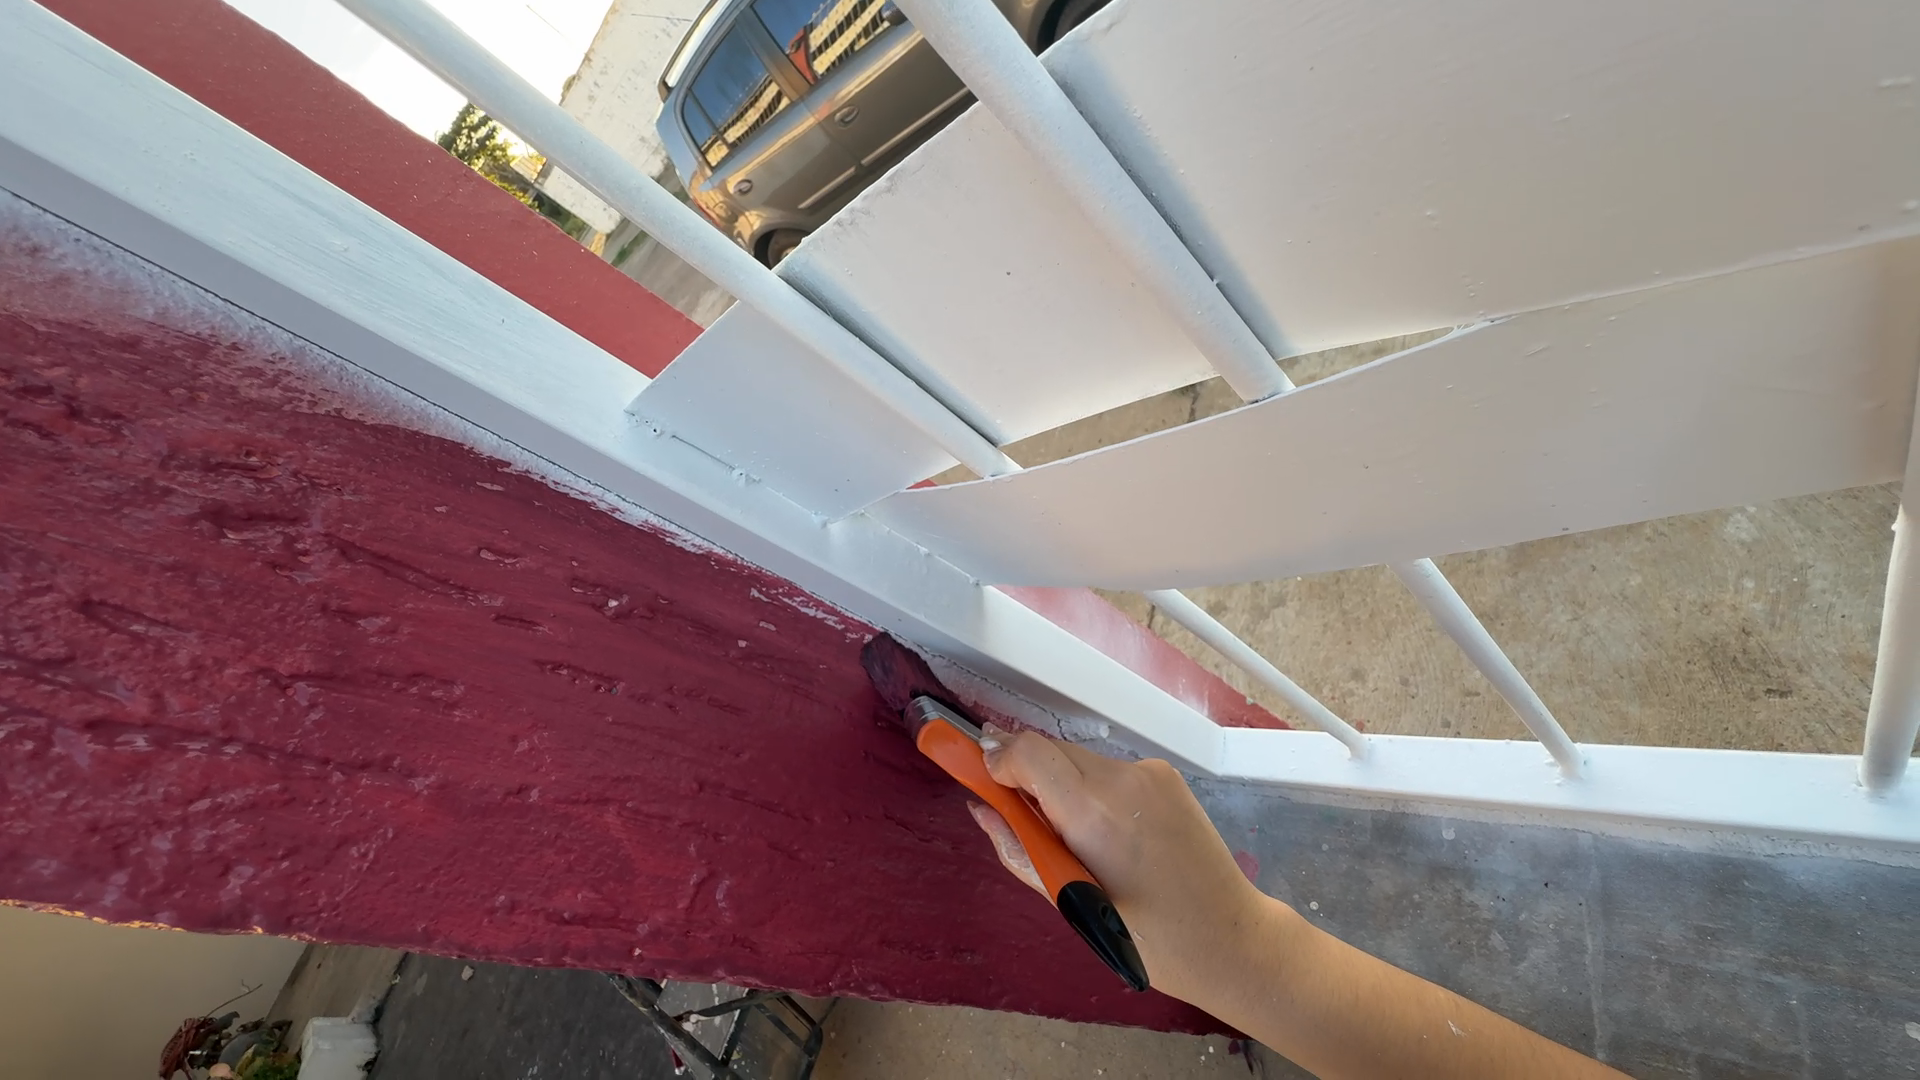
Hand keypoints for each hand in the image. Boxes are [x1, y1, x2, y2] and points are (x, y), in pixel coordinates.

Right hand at [969, 724, 1274, 1004]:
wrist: (1231, 937)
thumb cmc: (1149, 939)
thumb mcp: (1071, 904)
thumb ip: (1017, 848)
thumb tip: (981, 809)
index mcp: (1094, 813)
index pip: (1029, 751)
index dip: (997, 757)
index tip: (980, 773)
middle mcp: (1122, 778)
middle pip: (1050, 750)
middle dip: (1024, 771)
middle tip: (1013, 806)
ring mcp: (1148, 772)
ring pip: (1077, 758)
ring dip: (1058, 781)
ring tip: (1067, 830)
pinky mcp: (1164, 774)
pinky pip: (1107, 769)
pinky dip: (1091, 787)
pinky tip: (1104, 828)